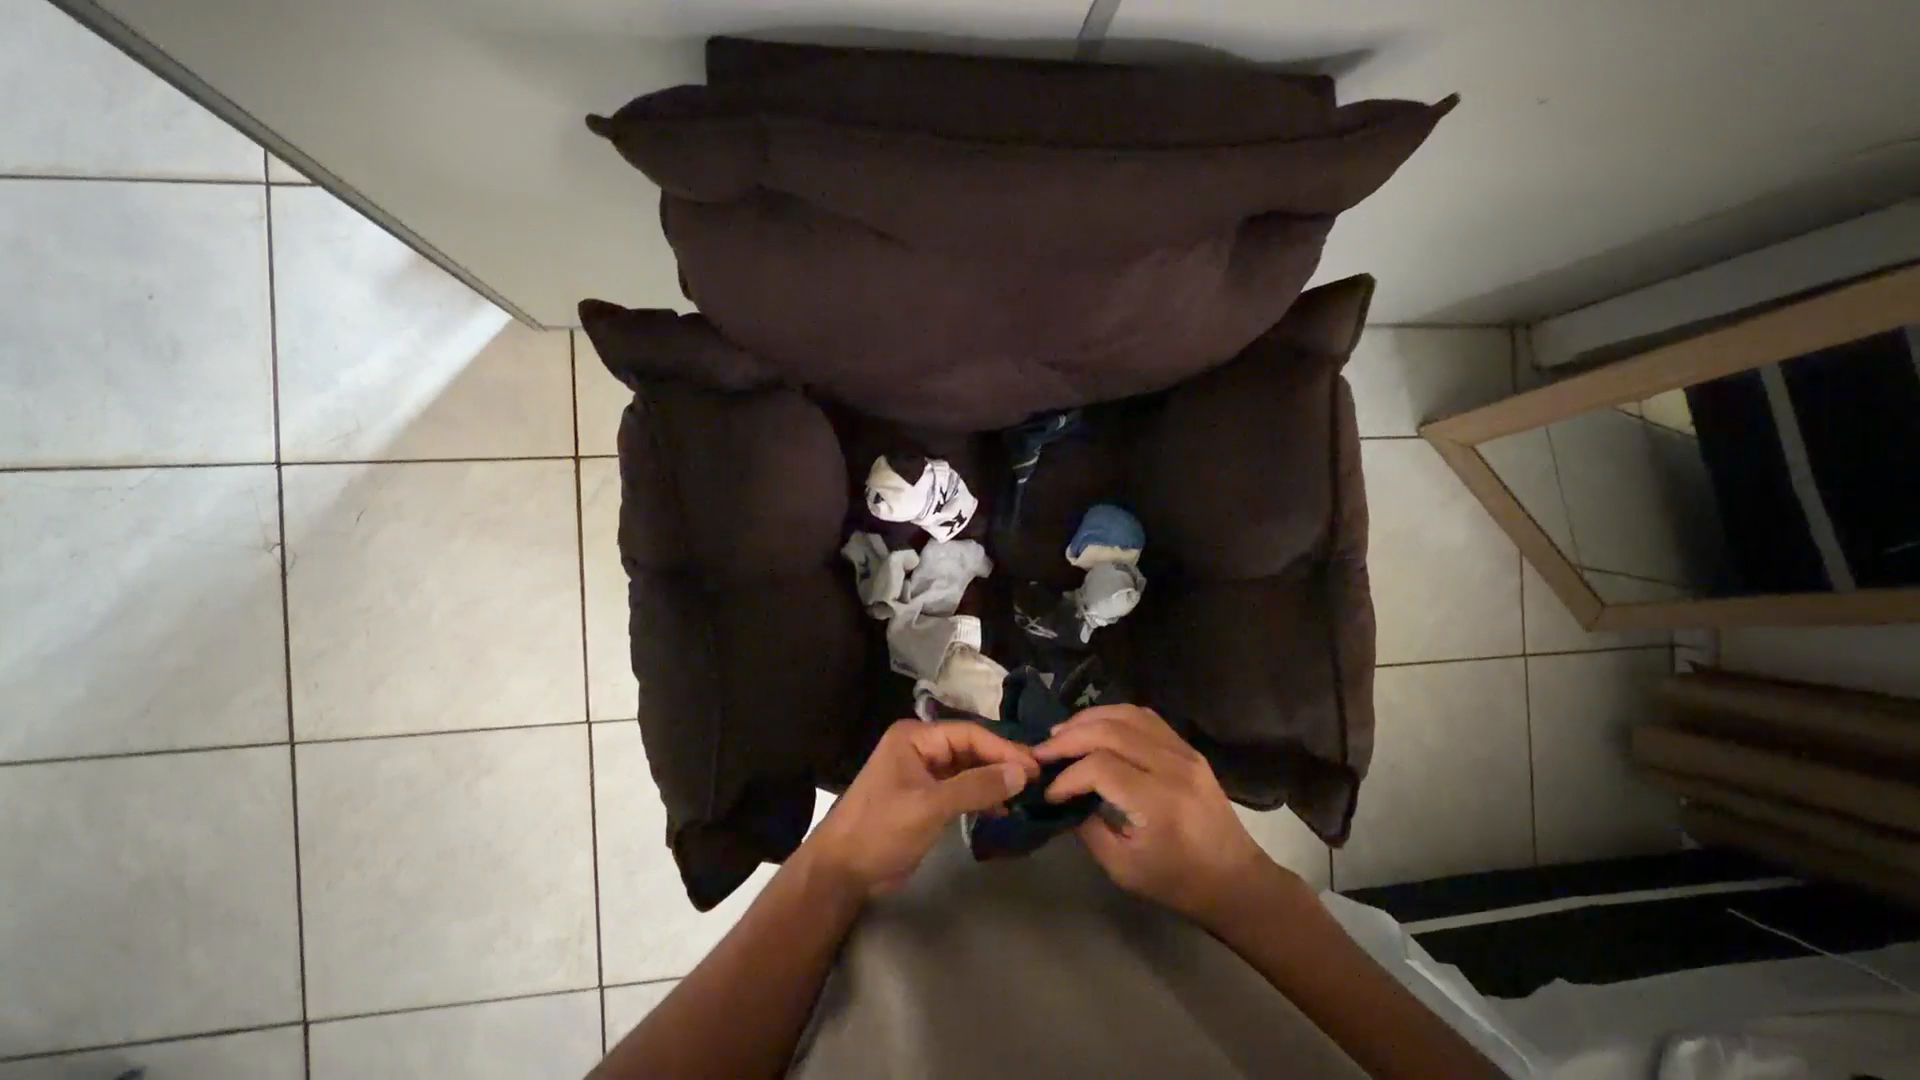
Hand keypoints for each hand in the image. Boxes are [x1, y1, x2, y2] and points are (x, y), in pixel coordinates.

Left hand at [806, 720, 1039, 896]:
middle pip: (970, 749)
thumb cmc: (880, 830)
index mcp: (914, 737)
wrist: (842, 871)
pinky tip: (1002, 809)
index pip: (969, 734)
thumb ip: (976, 787)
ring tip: (1025, 796)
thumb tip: (1021, 773)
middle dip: (1001, 763)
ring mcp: (922, 774)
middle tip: (1037, 781)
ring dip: (994, 781)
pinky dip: (981, 797)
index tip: (1035, 767)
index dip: (1003, 749)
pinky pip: (961, 789)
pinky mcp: (925, 799)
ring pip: (968, 769)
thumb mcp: (930, 807)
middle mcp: (919, 749)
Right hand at [1036, 705, 1279, 921]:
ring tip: (1062, 734)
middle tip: (1042, 751)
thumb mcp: (1123, 868)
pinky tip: (1094, 729)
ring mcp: (1185, 752)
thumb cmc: (1178, 883)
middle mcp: (1173, 767)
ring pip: (1128, 715)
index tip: (1050, 793)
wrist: (1236, 881)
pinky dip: (1114, 717)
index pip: (1100, 767)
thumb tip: (1064, 799)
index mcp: (1159, 802)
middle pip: (1111, 731)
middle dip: (1069, 738)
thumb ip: (1089, 829)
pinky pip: (1146, 718)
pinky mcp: (1189, 749)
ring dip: (1089, 719)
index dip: (1067, 777)